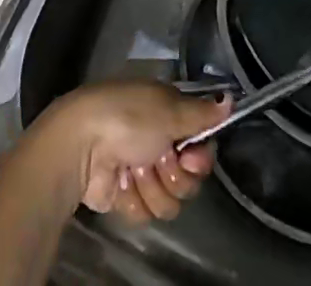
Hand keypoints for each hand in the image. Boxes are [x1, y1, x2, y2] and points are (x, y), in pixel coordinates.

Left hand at [27, 82, 230, 225]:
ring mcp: (140, 170)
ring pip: (170, 199)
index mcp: (166, 114)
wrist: (81, 144)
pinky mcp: (124, 196)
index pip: (201, 144)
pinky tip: (120, 180)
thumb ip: (202, 112)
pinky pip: (146, 211)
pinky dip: (134, 197)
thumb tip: (230, 99)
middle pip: (189, 177)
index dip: (201, 156)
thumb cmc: (127, 117)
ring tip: (133, 167)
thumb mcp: (169, 108)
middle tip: (158, 159)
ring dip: (152, 185)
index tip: (192, 156)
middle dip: (175, 174)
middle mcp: (156, 141)